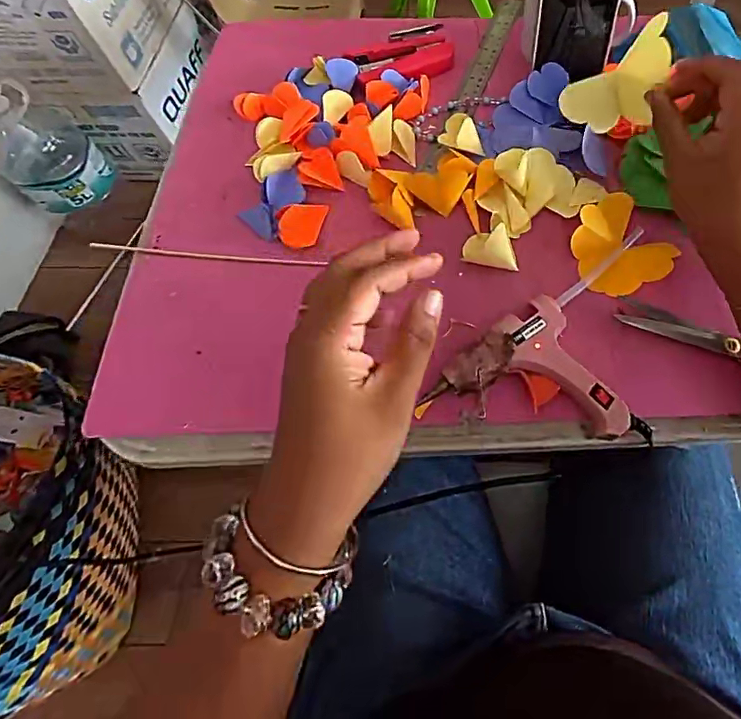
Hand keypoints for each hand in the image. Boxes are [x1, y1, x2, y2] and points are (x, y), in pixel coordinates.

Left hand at [252, 231, 443, 570]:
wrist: (303, 503)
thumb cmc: (354, 455)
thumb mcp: (395, 398)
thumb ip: (415, 341)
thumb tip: (432, 294)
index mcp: (327, 338)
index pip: (367, 282)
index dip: (403, 265)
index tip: (437, 259)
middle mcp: (308, 331)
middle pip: (340, 273)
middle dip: (377, 251)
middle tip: (414, 237)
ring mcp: (303, 345)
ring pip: (331, 289)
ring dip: (364, 269)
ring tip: (402, 259)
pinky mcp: (307, 359)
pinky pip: (329, 310)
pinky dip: (356, 294)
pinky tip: (382, 305)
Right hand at [649, 57, 740, 304]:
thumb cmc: (708, 202)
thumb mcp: (679, 157)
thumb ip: (666, 117)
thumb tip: (654, 93)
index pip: (732, 69)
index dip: (700, 66)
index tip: (670, 81)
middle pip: (739, 81)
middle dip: (702, 83)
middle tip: (671, 101)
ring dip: (711, 100)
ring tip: (683, 122)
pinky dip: (723, 116)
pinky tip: (702, 138)